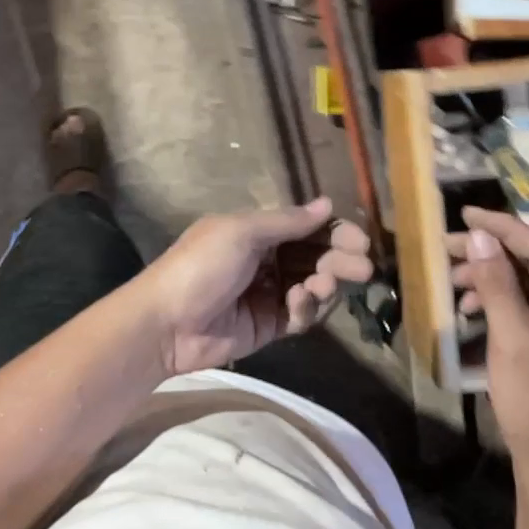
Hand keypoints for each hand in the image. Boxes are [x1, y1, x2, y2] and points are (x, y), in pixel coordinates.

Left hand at [129, 198, 373, 375]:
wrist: (165, 323)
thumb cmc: (201, 265)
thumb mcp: (242, 232)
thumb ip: (287, 221)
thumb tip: (326, 203)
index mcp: (256, 231)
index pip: (306, 227)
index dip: (335, 231)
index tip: (361, 240)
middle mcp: (266, 259)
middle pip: (315, 256)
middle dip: (339, 260)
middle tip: (363, 268)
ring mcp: (268, 294)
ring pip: (312, 286)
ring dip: (324, 284)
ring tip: (322, 285)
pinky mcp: (268, 326)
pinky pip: (300, 315)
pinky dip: (306, 308)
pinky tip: (299, 302)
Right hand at [449, 206, 528, 475]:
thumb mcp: (511, 336)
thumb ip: (496, 281)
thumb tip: (479, 236)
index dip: (502, 227)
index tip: (466, 213)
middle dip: (491, 254)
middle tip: (449, 246)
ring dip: (492, 277)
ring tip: (454, 279)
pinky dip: (502, 299)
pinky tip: (471, 305)